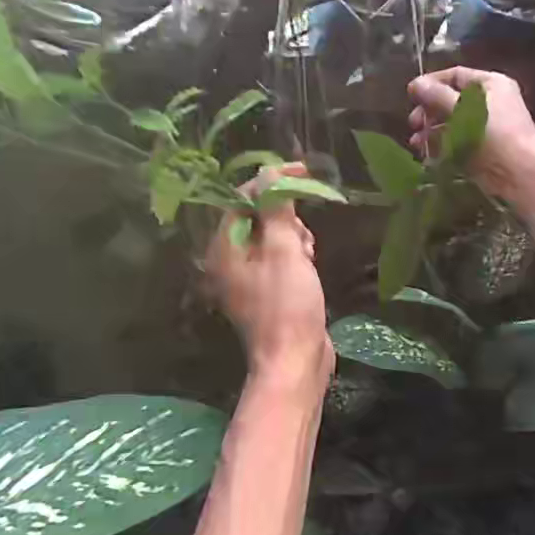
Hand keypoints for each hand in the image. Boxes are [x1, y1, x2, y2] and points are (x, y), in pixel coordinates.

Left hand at [206, 164, 333, 376]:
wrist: (295, 362)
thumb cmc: (287, 305)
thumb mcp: (284, 250)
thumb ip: (276, 208)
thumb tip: (270, 172)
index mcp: (224, 249)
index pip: (242, 199)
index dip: (272, 182)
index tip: (303, 172)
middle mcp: (229, 261)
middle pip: (257, 217)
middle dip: (285, 217)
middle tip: (303, 236)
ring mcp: (247, 279)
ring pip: (272, 238)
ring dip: (293, 236)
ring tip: (308, 254)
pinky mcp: (266, 293)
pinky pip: (279, 259)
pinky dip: (295, 255)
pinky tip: (309, 265)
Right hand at [407, 67, 534, 200]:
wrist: (518, 173)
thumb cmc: (493, 132)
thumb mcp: (462, 109)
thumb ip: (437, 96)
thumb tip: (415, 84)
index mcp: (491, 84)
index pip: (456, 75)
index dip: (432, 83)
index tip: (411, 94)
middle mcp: (489, 103)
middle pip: (451, 100)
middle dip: (429, 111)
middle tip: (413, 122)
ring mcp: (486, 128)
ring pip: (452, 124)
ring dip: (431, 131)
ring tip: (416, 142)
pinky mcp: (481, 150)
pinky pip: (456, 143)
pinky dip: (441, 147)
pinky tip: (427, 155)